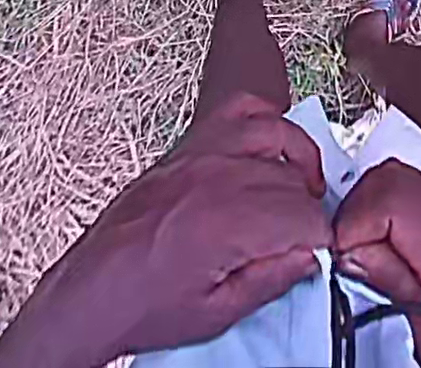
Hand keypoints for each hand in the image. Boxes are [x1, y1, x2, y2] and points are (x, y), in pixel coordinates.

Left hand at [0, 95, 329, 367]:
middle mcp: (218, 177)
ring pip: (275, 131)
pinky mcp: (190, 144)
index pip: (304, 216)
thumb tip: (308, 256)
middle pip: (294, 179)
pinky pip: (237, 109)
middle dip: (311, 208)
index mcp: (228, 223)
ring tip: (304, 183)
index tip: (323, 249)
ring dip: (300, 156)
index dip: (323, 236)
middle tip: (309, 232)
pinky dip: (262, 116)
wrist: (96, 285)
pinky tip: (270, 139)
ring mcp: (203, 152)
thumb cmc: (144, 301)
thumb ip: (271, 279)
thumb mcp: (216, 312)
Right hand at [335, 159, 420, 367]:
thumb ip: (392, 290)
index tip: (344, 262)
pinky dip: (386, 207)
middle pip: (384, 177)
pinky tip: (387, 244)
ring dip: (368, 209)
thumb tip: (350, 252)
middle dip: (355, 213)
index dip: (352, 226)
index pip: (382, 196)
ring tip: (367, 255)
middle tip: (349, 258)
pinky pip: (407, 185)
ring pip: (392, 176)